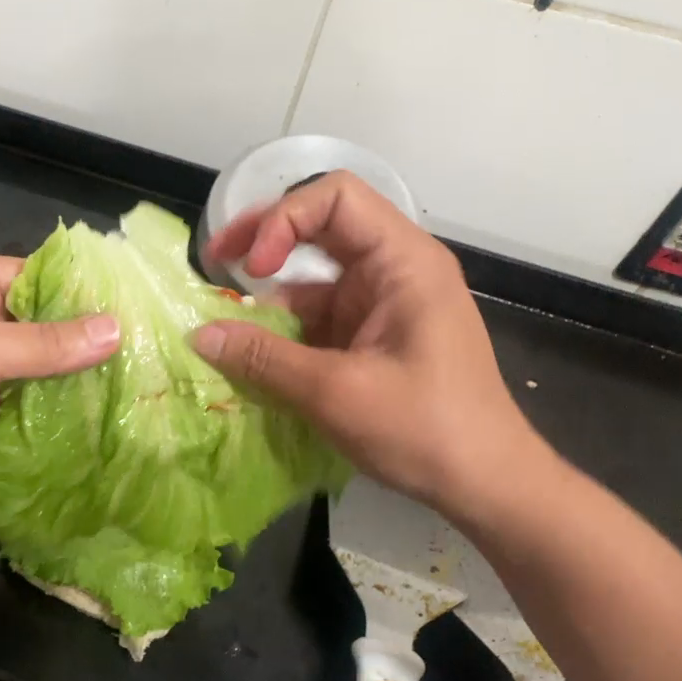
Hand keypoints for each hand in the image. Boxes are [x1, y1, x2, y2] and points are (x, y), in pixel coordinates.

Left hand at [0, 256, 119, 492]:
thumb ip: (44, 344)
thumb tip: (117, 330)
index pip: (37, 276)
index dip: (83, 293)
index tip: (138, 311)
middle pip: (37, 321)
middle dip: (81, 339)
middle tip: (145, 356)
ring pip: (30, 362)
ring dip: (67, 375)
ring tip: (130, 387)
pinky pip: (17, 395)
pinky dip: (45, 404)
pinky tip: (88, 414)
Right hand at [192, 172, 541, 510]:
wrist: (484, 482)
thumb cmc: (423, 429)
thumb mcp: (334, 392)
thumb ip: (263, 359)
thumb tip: (198, 336)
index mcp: (404, 262)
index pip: (336, 198)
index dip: (284, 219)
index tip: (254, 269)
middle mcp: (394, 270)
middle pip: (322, 227)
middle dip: (265, 241)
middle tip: (216, 260)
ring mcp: (384, 304)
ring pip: (314, 278)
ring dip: (270, 296)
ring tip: (225, 325)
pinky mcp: (373, 337)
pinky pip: (320, 317)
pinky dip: (284, 331)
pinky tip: (253, 356)